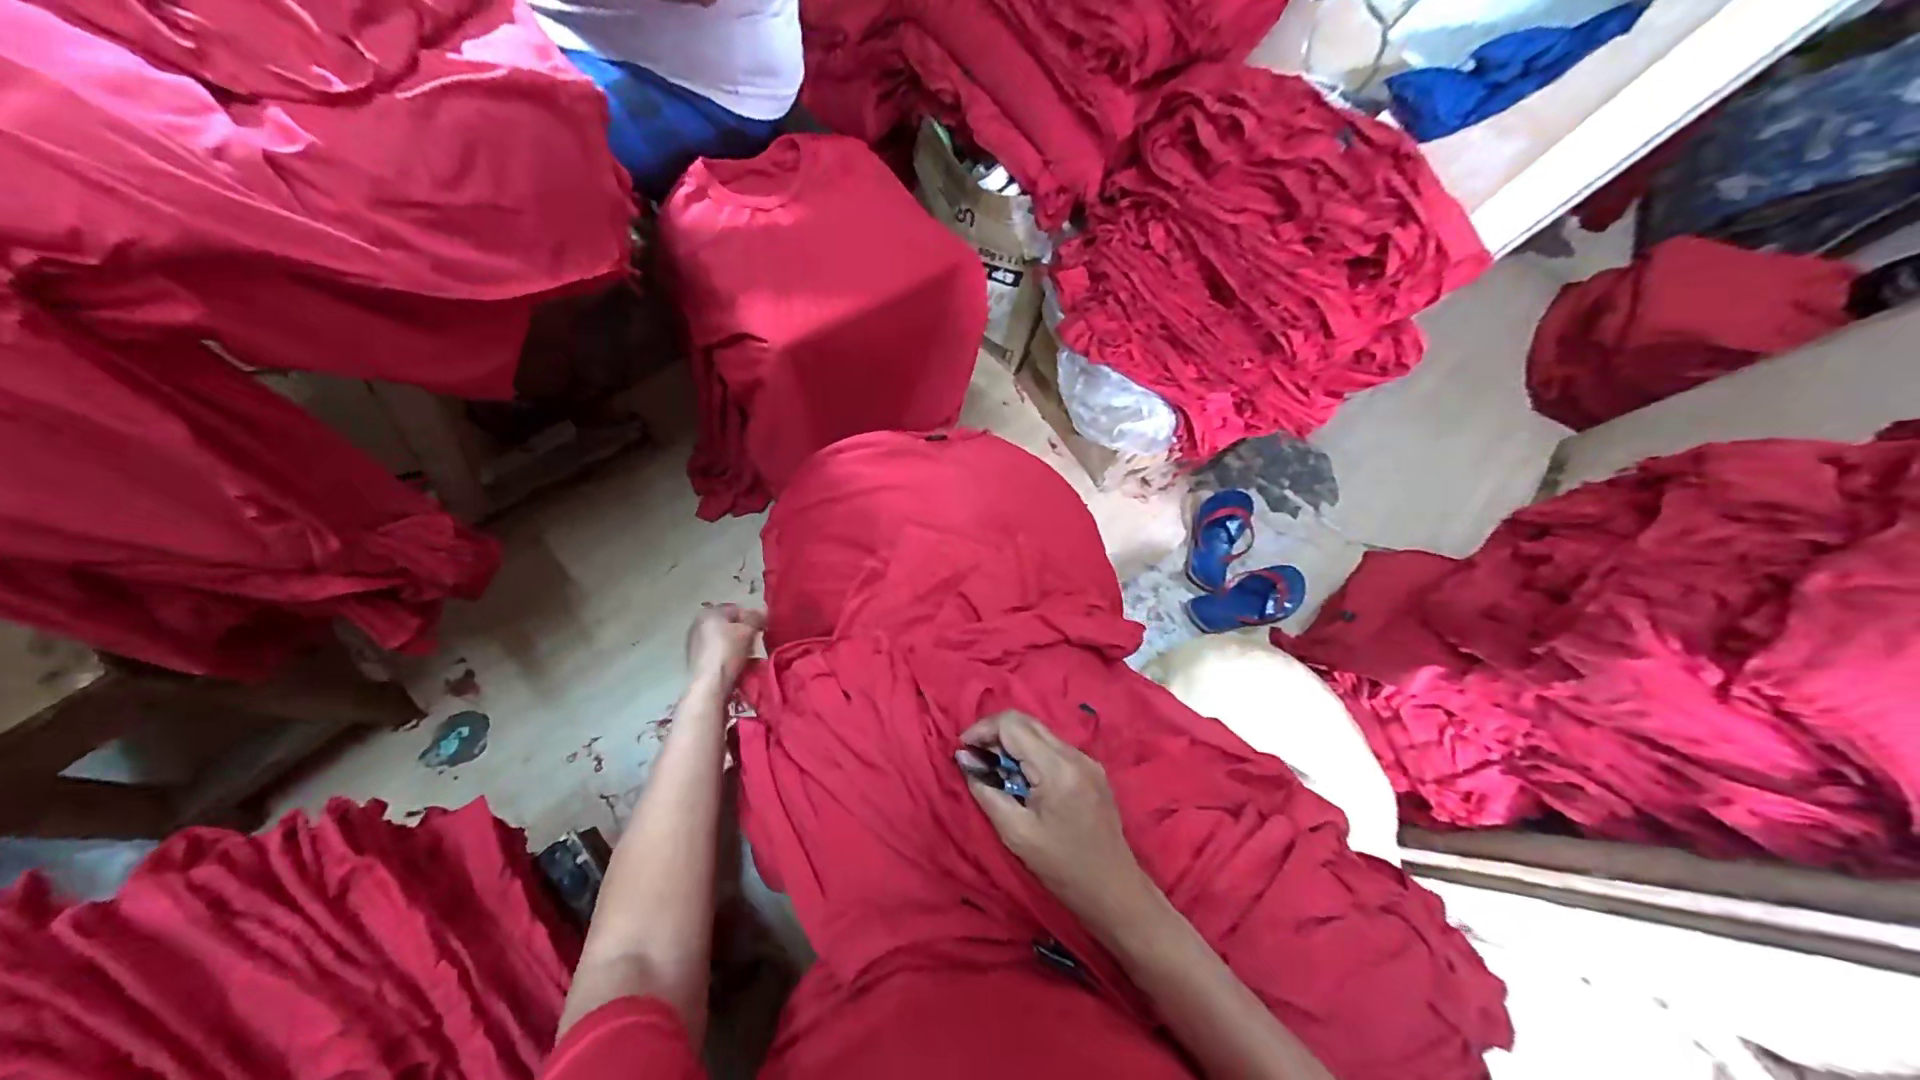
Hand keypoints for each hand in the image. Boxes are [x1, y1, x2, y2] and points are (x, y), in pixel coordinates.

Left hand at [686, 604, 764, 686]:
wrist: (710, 684)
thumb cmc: (728, 652)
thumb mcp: (747, 631)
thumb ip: (757, 618)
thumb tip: (764, 610)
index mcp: (709, 613)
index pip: (737, 609)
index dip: (753, 617)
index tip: (764, 628)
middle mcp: (698, 625)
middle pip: (729, 625)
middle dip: (745, 631)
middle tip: (757, 641)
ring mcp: (695, 643)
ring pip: (724, 639)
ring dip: (738, 644)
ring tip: (750, 655)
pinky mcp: (696, 660)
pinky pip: (718, 652)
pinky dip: (728, 655)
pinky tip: (738, 664)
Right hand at [959, 710, 1159, 934]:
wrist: (1113, 889)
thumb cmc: (1061, 867)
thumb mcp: (1015, 833)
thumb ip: (986, 790)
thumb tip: (964, 759)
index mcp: (1056, 768)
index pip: (1012, 724)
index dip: (982, 730)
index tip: (963, 750)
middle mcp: (1075, 754)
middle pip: (1026, 721)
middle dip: (995, 733)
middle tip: (975, 758)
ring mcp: (1087, 759)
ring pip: (1040, 732)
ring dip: (1013, 742)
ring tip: (995, 770)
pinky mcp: (1092, 769)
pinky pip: (1054, 747)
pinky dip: (1031, 753)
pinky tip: (1022, 778)